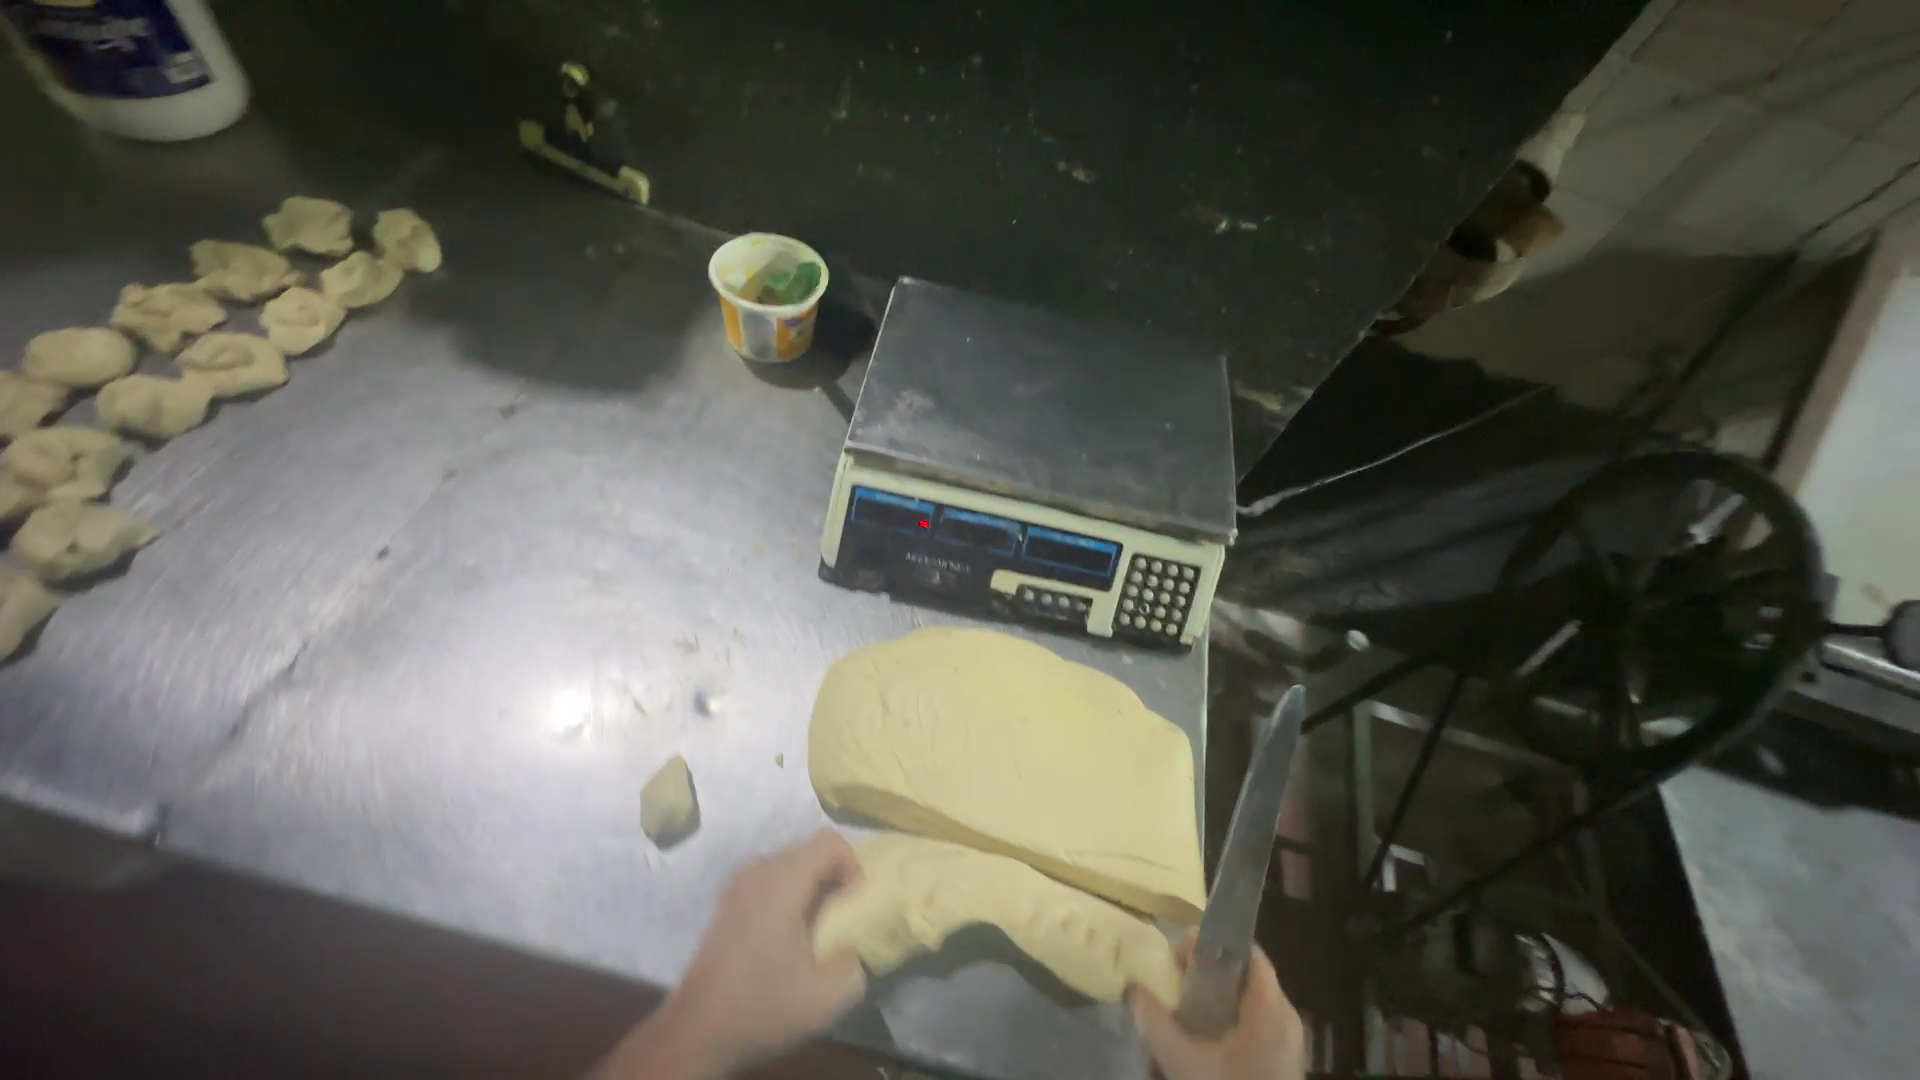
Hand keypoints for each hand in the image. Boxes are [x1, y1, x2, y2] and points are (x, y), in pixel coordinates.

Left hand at [593, 830, 867, 1079]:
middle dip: (834, 878)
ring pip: (789, 865)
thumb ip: (858, 963)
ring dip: (811, 888)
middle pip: (809, 851)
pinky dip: (788, 897)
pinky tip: (786, 939)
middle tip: (840, 920)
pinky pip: (770, 881)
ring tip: (815, 930)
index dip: (853, 865)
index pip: (829, 841)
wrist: (695, 1033)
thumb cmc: (761, 1007)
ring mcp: (738, 885)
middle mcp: (758, 871)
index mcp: (782, 881)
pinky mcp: (727, 903)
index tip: (853, 905)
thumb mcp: (827, 997)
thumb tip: (858, 945)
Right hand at [1129, 939, 1304, 1079]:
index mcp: (1271, 1009)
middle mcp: (1285, 1018)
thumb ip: (1156, 1024)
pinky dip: (1226, 1018)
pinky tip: (1199, 1036)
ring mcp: (1287, 1044)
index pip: (1248, 953)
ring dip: (1214, 996)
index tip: (1178, 949)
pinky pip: (1253, 1024)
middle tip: (1172, 974)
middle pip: (1246, 975)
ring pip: (1248, 1001)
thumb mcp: (1185, 1065)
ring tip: (1179, 1003)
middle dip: (1207, 970)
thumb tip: (1132, 989)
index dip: (1212, 943)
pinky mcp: (1281, 1065)